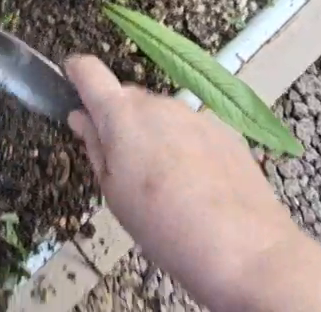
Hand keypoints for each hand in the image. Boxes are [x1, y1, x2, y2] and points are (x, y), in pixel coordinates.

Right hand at [65, 56, 320, 311]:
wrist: (248, 252)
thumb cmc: (165, 227)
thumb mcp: (113, 194)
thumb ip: (95, 147)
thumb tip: (81, 118)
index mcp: (120, 114)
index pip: (87, 69)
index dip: (75, 73)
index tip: (73, 90)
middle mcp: (156, 102)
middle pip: (126, 97)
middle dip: (119, 120)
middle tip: (125, 165)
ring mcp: (194, 114)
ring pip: (161, 115)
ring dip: (155, 135)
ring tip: (168, 183)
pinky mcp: (226, 131)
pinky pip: (192, 129)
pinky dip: (187, 146)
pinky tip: (200, 185)